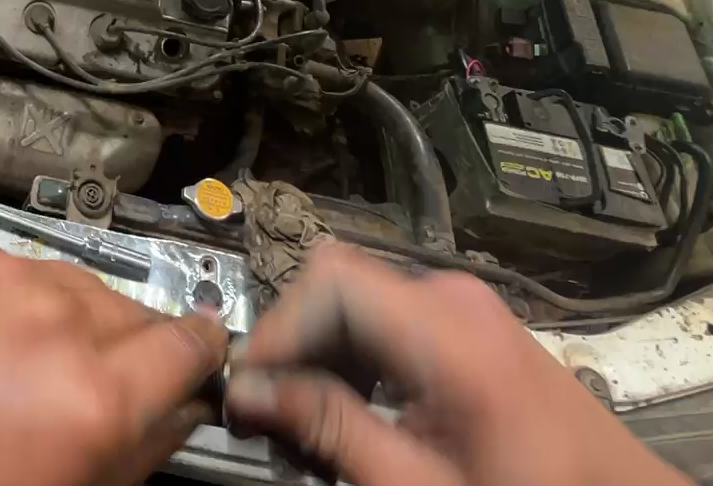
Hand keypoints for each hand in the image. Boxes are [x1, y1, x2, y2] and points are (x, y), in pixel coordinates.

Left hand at [0, 241, 228, 485]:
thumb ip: (143, 446)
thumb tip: (180, 402)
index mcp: (94, 395)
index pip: (188, 344)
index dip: (203, 350)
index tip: (203, 349)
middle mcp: (61, 318)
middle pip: (139, 314)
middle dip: (136, 347)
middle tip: (104, 381)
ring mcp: (13, 277)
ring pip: (87, 286)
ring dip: (81, 319)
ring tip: (41, 360)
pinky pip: (31, 271)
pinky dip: (30, 300)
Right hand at [226, 242, 689, 485]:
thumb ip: (331, 432)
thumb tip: (249, 392)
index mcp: (450, 330)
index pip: (330, 280)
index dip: (280, 325)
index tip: (253, 381)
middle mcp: (452, 294)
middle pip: (335, 283)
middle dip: (294, 341)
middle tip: (273, 405)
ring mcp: (460, 302)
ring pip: (351, 295)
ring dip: (319, 348)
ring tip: (308, 413)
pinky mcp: (463, 318)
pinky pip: (381, 312)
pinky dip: (352, 351)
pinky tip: (352, 404)